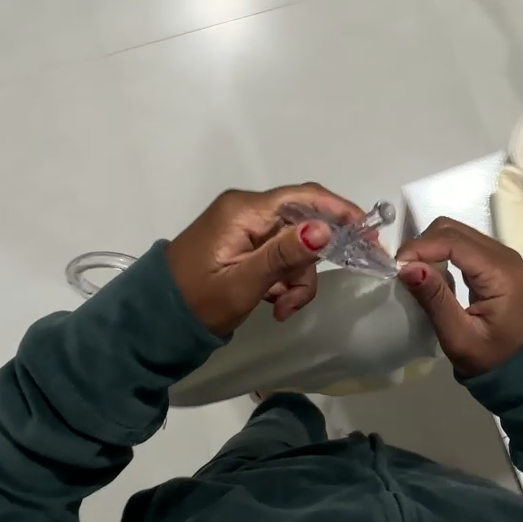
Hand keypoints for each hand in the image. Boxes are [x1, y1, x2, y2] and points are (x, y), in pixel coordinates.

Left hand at [167, 184, 365, 335]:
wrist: (152, 324)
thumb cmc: (195, 304)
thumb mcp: (242, 284)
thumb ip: (284, 255)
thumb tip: (324, 229)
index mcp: (245, 210)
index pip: (305, 197)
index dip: (341, 211)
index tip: (370, 234)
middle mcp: (247, 209)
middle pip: (304, 223)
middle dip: (312, 261)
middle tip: (311, 292)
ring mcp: (245, 227)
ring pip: (296, 244)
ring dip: (297, 278)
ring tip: (281, 308)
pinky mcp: (243, 243)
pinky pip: (280, 254)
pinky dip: (284, 279)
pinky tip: (274, 303)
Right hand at [396, 218, 522, 377]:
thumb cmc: (492, 356)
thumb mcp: (459, 337)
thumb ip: (435, 300)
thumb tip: (407, 268)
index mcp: (499, 271)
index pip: (453, 242)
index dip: (421, 247)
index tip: (396, 267)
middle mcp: (502, 254)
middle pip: (453, 230)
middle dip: (423, 244)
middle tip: (403, 272)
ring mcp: (499, 254)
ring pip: (455, 232)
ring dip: (429, 246)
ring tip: (414, 273)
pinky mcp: (492, 260)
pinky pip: (461, 243)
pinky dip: (439, 252)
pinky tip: (431, 274)